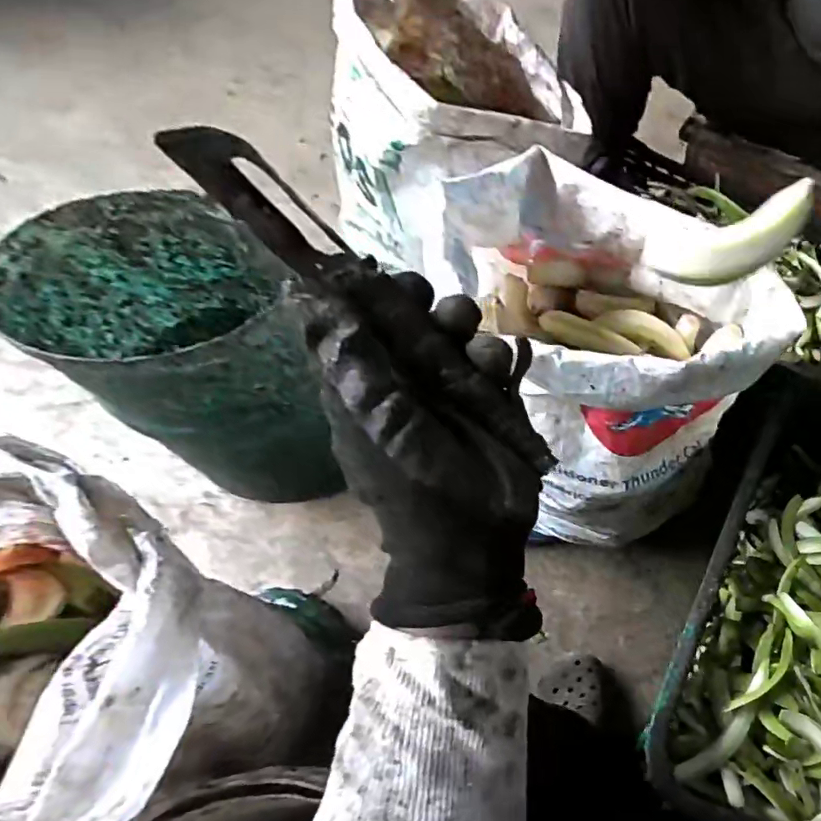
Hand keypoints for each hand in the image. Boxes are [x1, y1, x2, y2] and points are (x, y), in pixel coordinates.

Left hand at [303, 262, 554, 638]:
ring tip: (483, 355)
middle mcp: (409, 381)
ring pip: (461, 338)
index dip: (373, 294)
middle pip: (416, 322)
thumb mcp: (375, 422)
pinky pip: (500, 366)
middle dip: (431, 309)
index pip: (362, 322)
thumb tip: (309, 295)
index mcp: (368, 384)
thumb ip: (353, 361)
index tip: (390, 280)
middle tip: (445, 315)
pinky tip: (510, 364)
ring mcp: (455, 393)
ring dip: (472, 334)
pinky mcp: (495, 406)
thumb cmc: (415, 486)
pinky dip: (506, 357)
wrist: (472, 539)